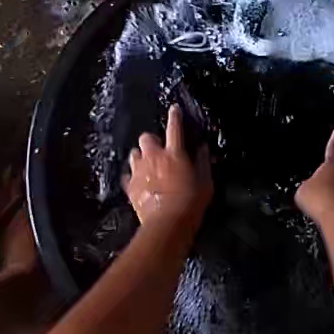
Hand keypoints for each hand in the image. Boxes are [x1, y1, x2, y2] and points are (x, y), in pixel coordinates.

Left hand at [125, 104, 213, 229]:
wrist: (167, 224)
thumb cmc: (191, 202)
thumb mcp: (205, 182)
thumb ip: (203, 162)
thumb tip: (202, 147)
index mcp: (174, 153)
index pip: (174, 128)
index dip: (174, 116)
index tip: (174, 109)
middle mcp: (154, 157)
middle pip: (146, 138)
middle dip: (151, 140)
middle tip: (159, 149)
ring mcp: (139, 171)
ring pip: (134, 154)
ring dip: (141, 156)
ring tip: (147, 164)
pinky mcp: (130, 186)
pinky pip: (127, 175)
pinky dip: (133, 176)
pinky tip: (138, 181)